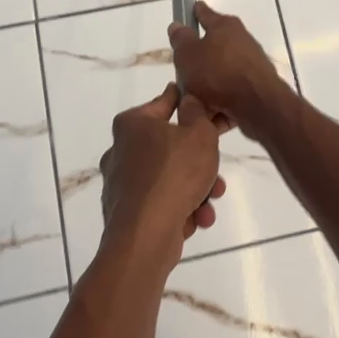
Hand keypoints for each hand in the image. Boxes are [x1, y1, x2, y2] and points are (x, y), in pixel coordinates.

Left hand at [99, 85, 228, 263]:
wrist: (146, 235)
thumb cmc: (174, 174)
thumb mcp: (199, 135)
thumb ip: (198, 113)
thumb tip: (188, 101)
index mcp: (132, 124)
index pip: (166, 103)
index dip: (190, 104)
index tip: (207, 106)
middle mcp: (121, 150)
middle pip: (170, 147)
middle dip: (200, 164)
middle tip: (217, 174)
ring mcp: (121, 183)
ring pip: (169, 179)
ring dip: (195, 190)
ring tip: (211, 203)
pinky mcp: (126, 213)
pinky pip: (160, 203)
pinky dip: (180, 209)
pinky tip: (197, 219)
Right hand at [168, 1, 296, 139]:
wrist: (258, 104)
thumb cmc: (217, 74)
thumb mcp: (188, 55)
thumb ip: (180, 40)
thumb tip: (178, 25)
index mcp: (224, 26)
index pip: (204, 13)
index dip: (194, 11)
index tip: (189, 10)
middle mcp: (241, 40)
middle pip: (212, 49)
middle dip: (196, 64)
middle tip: (182, 76)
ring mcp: (251, 63)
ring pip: (220, 75)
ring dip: (206, 89)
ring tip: (193, 103)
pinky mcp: (256, 86)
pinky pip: (230, 93)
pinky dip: (220, 103)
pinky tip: (209, 116)